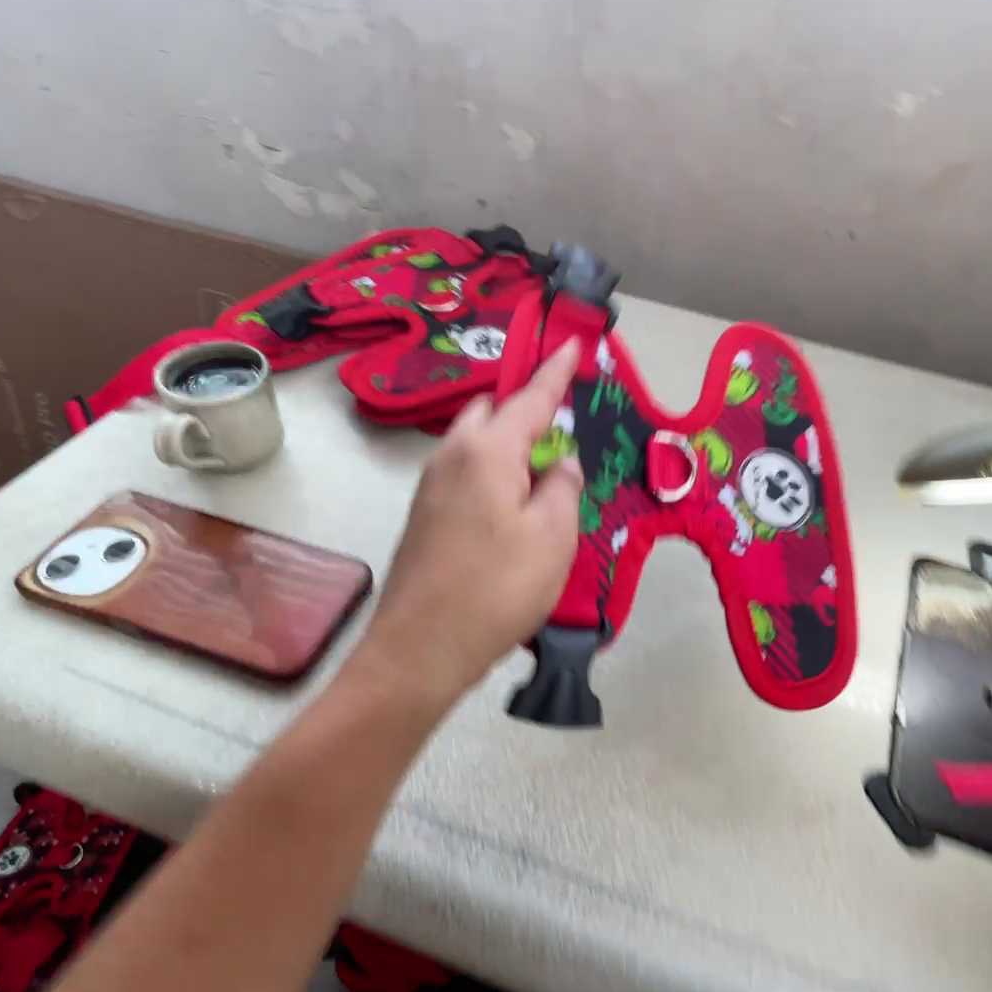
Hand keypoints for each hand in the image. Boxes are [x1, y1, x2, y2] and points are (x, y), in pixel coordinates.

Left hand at [362, 342, 583, 702]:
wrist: (421, 648)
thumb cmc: (497, 588)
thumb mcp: (553, 536)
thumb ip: (562, 487)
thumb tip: (558, 462)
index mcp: (486, 451)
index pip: (529, 397)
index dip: (555, 372)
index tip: (570, 343)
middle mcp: (450, 457)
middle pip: (490, 414)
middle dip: (522, 414)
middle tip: (556, 447)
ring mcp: (430, 487)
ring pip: (473, 447)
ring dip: (505, 451)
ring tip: (538, 491)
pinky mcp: (422, 517)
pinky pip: (462, 476)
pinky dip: (489, 478)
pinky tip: (509, 518)